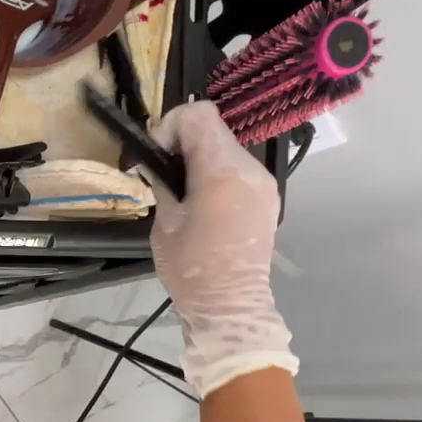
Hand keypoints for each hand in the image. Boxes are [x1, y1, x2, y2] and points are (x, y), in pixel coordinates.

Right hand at [148, 102, 296, 397]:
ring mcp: (263, 183)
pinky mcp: (267, 197)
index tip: (155, 154)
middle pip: (214, 131)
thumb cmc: (190, 270)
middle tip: (161, 176)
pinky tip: (203, 206)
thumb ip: (164, 184)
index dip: (170, 125)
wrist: (230, 305)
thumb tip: (156, 162)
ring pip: (226, 150)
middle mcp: (248, 169)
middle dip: (183, 145)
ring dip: (200, 162)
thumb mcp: (164, 225)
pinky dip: (216, 177)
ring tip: (181, 195)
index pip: (198, 115)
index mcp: (220, 173)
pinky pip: (238, 172)